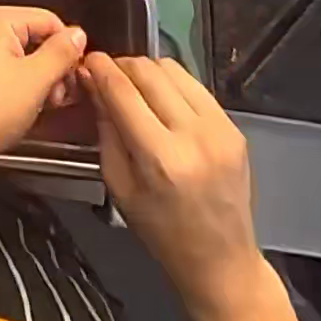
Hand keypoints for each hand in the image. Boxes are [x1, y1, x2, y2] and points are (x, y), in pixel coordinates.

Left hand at [0, 6, 86, 175]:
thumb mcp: (35, 80)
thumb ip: (61, 53)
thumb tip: (78, 34)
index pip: (51, 21)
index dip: (68, 49)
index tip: (74, 76)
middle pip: (41, 38)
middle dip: (56, 67)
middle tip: (58, 95)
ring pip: (31, 58)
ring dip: (45, 81)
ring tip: (45, 104)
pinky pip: (17, 72)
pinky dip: (30, 88)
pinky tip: (33, 107)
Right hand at [83, 54, 261, 296]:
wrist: (222, 260)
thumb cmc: (162, 230)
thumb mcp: (118, 185)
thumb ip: (104, 128)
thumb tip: (92, 81)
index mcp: (161, 158)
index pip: (122, 91)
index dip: (100, 67)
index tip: (87, 60)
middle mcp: (194, 137)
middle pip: (147, 71)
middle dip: (121, 65)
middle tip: (107, 76)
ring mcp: (219, 129)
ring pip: (171, 68)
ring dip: (146, 70)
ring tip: (134, 86)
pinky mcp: (233, 127)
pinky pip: (193, 83)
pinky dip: (170, 83)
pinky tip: (161, 99)